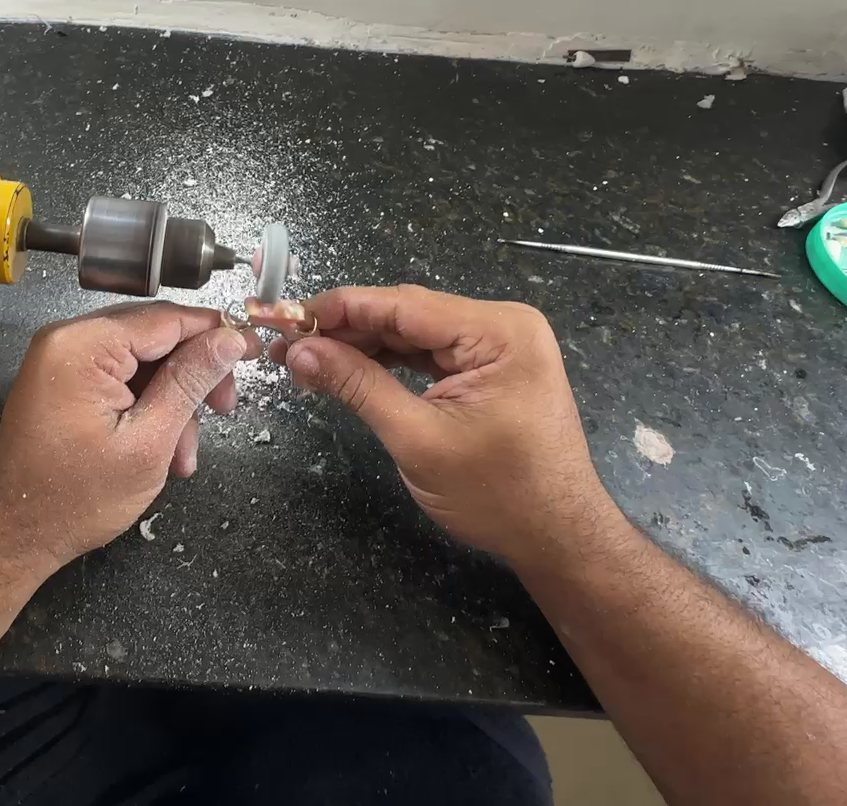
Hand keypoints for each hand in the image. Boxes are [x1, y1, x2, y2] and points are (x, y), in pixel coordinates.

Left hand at [0, 302, 258, 569]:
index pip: (166, 318)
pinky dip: (147, 407)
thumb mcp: (148, 441)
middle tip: (226, 410)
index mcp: (83, 344)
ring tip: (184, 455)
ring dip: (172, 402)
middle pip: (155, 336)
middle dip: (193, 376)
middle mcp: (68, 339)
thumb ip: (190, 381)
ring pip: (143, 361)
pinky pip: (120, 377)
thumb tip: (230, 338)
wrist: (13, 537)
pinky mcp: (63, 380)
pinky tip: (164, 450)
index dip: (216, 332)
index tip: (253, 349)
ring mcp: (62, 359)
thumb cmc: (76, 498)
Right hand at [269, 285, 613, 562]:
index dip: (338, 308)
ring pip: (411, 332)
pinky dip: (386, 361)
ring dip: (360, 345)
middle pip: (405, 314)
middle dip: (344, 329)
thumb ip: (357, 385)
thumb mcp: (417, 438)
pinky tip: (347, 368)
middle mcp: (500, 325)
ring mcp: (496, 346)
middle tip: (288, 345)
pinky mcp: (487, 367)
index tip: (287, 317)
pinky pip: (426, 353)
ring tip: (308, 360)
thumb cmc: (497, 495)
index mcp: (498, 332)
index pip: (402, 305)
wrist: (559, 540)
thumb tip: (299, 351)